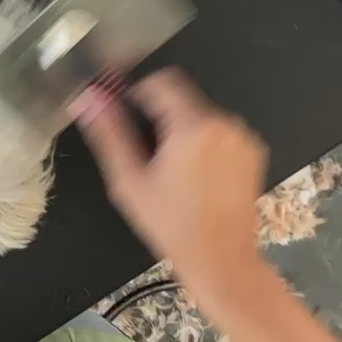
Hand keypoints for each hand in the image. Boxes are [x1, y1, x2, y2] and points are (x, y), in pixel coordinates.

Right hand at [76, 68, 269, 286]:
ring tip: (172, 172)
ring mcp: (242, 138)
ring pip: (200, 117)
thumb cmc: (172, 224)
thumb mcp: (129, 180)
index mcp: (193, 126)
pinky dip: (203, 145)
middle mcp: (224, 124)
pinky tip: (194, 177)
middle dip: (160, 120)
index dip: (137, 93)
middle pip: (181, 101)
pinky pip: (219, 133)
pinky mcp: (253, 152)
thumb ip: (108, 133)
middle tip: (148, 157)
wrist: (221, 259)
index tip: (126, 116)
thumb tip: (87, 100)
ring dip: (181, 132)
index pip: (161, 82)